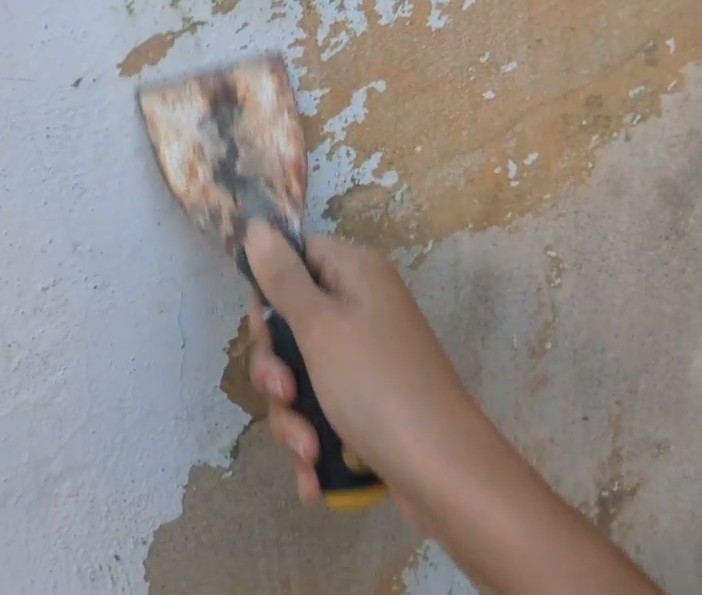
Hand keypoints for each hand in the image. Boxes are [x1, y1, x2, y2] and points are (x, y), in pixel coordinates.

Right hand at [244, 221, 469, 505]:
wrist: (445, 474)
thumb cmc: (376, 384)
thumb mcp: (318, 325)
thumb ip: (281, 277)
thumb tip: (256, 225)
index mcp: (355, 274)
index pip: (297, 255)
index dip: (270, 287)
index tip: (261, 323)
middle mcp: (360, 308)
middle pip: (289, 320)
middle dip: (276, 367)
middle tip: (283, 391)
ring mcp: (363, 358)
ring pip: (298, 372)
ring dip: (291, 415)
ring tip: (308, 448)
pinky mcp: (365, 402)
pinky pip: (319, 409)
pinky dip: (311, 438)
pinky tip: (314, 474)